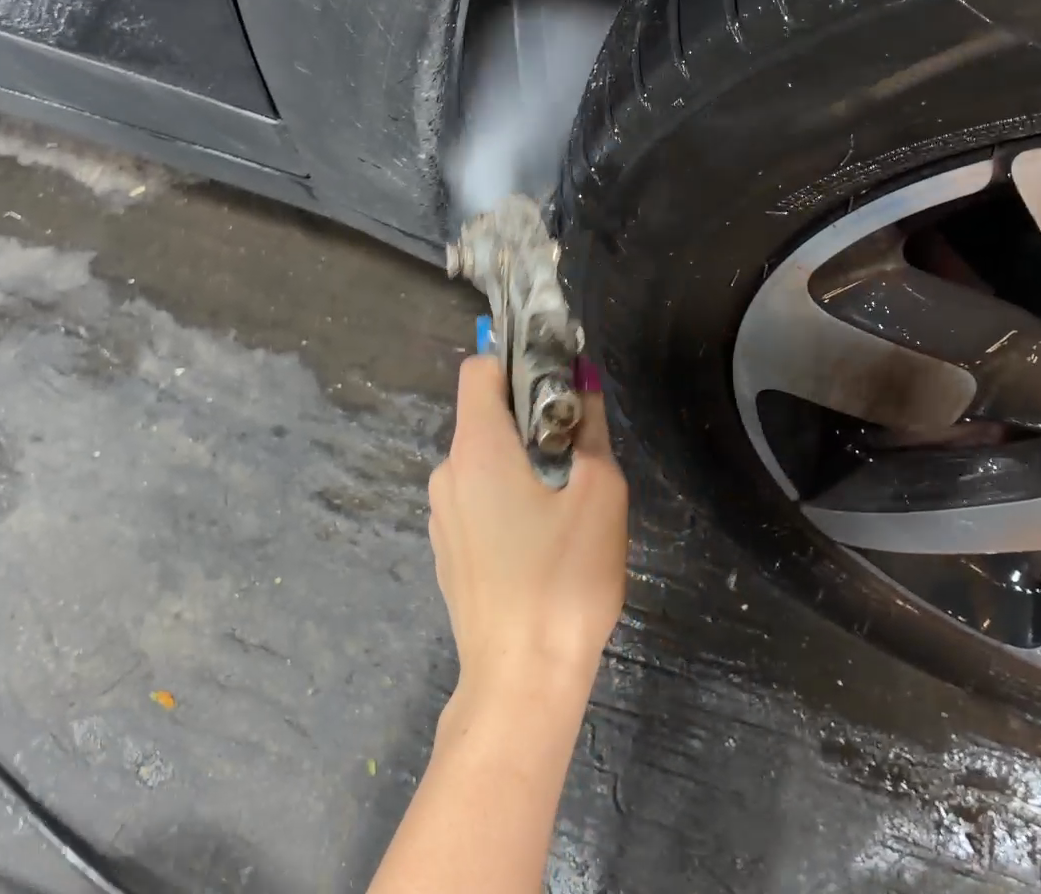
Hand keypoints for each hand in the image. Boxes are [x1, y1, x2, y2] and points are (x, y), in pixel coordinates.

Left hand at [426, 356, 628, 696]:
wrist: (521, 678)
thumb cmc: (564, 579)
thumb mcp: (600, 496)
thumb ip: (590, 430)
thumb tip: (582, 383)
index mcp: (475, 449)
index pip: (478, 369)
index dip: (517, 362)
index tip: (559, 384)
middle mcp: (446, 473)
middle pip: (483, 418)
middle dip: (530, 420)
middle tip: (579, 453)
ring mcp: (440, 516)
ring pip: (482, 464)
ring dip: (521, 464)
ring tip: (566, 507)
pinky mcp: (447, 552)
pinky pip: (476, 503)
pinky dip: (506, 501)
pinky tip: (540, 545)